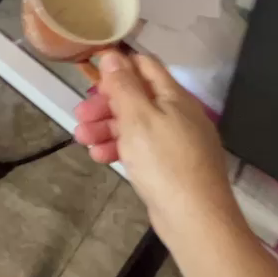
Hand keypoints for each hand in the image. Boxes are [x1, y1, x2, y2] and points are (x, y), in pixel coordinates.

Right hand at [72, 49, 237, 240]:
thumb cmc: (164, 162)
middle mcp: (177, 115)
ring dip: (105, 127)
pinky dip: (119, 148)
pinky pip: (140, 147)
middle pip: (135, 97)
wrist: (197, 222)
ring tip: (82, 139)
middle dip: (104, 104)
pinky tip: (100, 156)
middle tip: (80, 115)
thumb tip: (113, 55)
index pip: (144, 66)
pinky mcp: (170, 165)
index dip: (117, 66)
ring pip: (133, 123)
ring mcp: (175, 142)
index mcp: (174, 98)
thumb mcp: (137, 117)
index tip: (91, 75)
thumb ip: (123, 84)